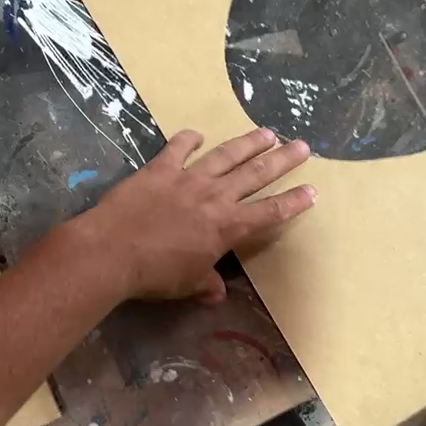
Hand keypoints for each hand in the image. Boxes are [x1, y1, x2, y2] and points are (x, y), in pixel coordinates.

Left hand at [68, 127, 314, 303]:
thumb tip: (218, 293)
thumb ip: (206, 284)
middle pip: (256, 174)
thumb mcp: (187, 284)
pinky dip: (189, 140)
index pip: (270, 213)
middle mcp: (215, 197)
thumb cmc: (154, 274)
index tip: (312, 190)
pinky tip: (197, 134)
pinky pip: (178, 148)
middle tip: (302, 146)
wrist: (112, 251)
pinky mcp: (160, 169)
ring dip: (248, 143)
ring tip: (267, 132)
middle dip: (282, 160)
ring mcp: (188, 178)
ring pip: (226, 155)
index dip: (293, 202)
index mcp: (227, 227)